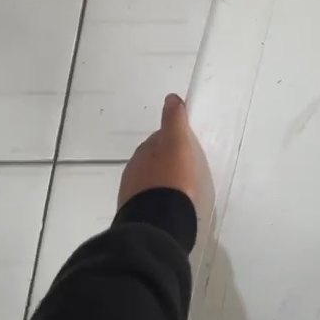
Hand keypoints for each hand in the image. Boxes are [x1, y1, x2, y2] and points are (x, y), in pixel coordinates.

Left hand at [117, 94, 206, 211]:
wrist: (158, 222)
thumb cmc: (171, 178)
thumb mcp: (176, 144)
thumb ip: (173, 120)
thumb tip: (170, 97)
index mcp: (143, 151)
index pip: (159, 138)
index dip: (175, 140)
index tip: (188, 146)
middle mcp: (133, 169)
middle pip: (154, 159)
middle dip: (168, 160)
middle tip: (188, 167)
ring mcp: (131, 193)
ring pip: (150, 179)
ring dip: (163, 180)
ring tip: (181, 187)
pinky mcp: (135, 213)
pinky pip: (150, 198)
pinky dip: (159, 197)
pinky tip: (171, 203)